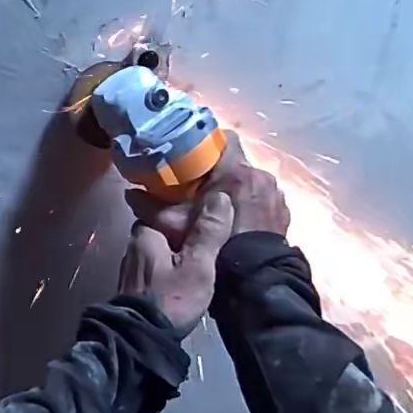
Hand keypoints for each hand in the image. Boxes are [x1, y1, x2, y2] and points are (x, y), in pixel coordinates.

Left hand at [119, 192, 234, 329]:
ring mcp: (131, 268)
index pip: (165, 210)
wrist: (143, 338)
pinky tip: (186, 275)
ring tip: (204, 255)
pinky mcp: (134, 287)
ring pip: (159, 250)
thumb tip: (220, 197)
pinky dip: (170, 267)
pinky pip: (156, 267)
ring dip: (176, 252)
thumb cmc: (170, 298)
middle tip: (212, 236)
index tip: (208, 213)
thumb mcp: (198, 264)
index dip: (186, 210)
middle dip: (182, 232)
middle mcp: (133, 246)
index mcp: (144, 234)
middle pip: (162, 230)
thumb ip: (208, 232)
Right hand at [125, 131, 289, 249]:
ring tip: (220, 203)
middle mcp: (258, 175)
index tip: (194, 156)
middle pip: (237, 160)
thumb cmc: (212, 242)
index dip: (209, 143)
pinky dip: (251, 202)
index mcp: (234, 171)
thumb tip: (130, 193)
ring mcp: (274, 193)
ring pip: (251, 179)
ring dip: (237, 186)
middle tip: (201, 184)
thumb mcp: (172, 225)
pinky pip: (263, 197)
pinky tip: (239, 218)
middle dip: (220, 169)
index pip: (225, 137)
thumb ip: (149, 207)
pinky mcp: (283, 210)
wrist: (253, 275)